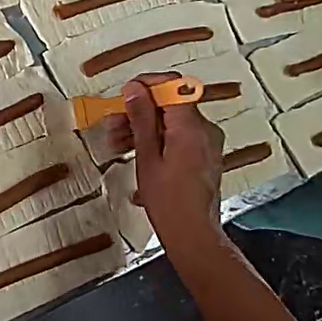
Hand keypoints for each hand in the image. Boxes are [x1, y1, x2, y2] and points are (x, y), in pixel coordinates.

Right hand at [109, 73, 224, 236]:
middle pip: (170, 104)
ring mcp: (207, 143)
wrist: (193, 235)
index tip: (126, 94)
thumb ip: (141, 119)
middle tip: (114, 124)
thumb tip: (135, 90)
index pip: (172, 86)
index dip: (146, 86)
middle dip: (140, 110)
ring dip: (145, 126)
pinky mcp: (204, 155)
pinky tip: (137, 152)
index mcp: (191, 127)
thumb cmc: (170, 203)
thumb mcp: (147, 157)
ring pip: (172, 121)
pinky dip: (159, 139)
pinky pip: (180, 135)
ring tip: (119, 142)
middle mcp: (204, 130)